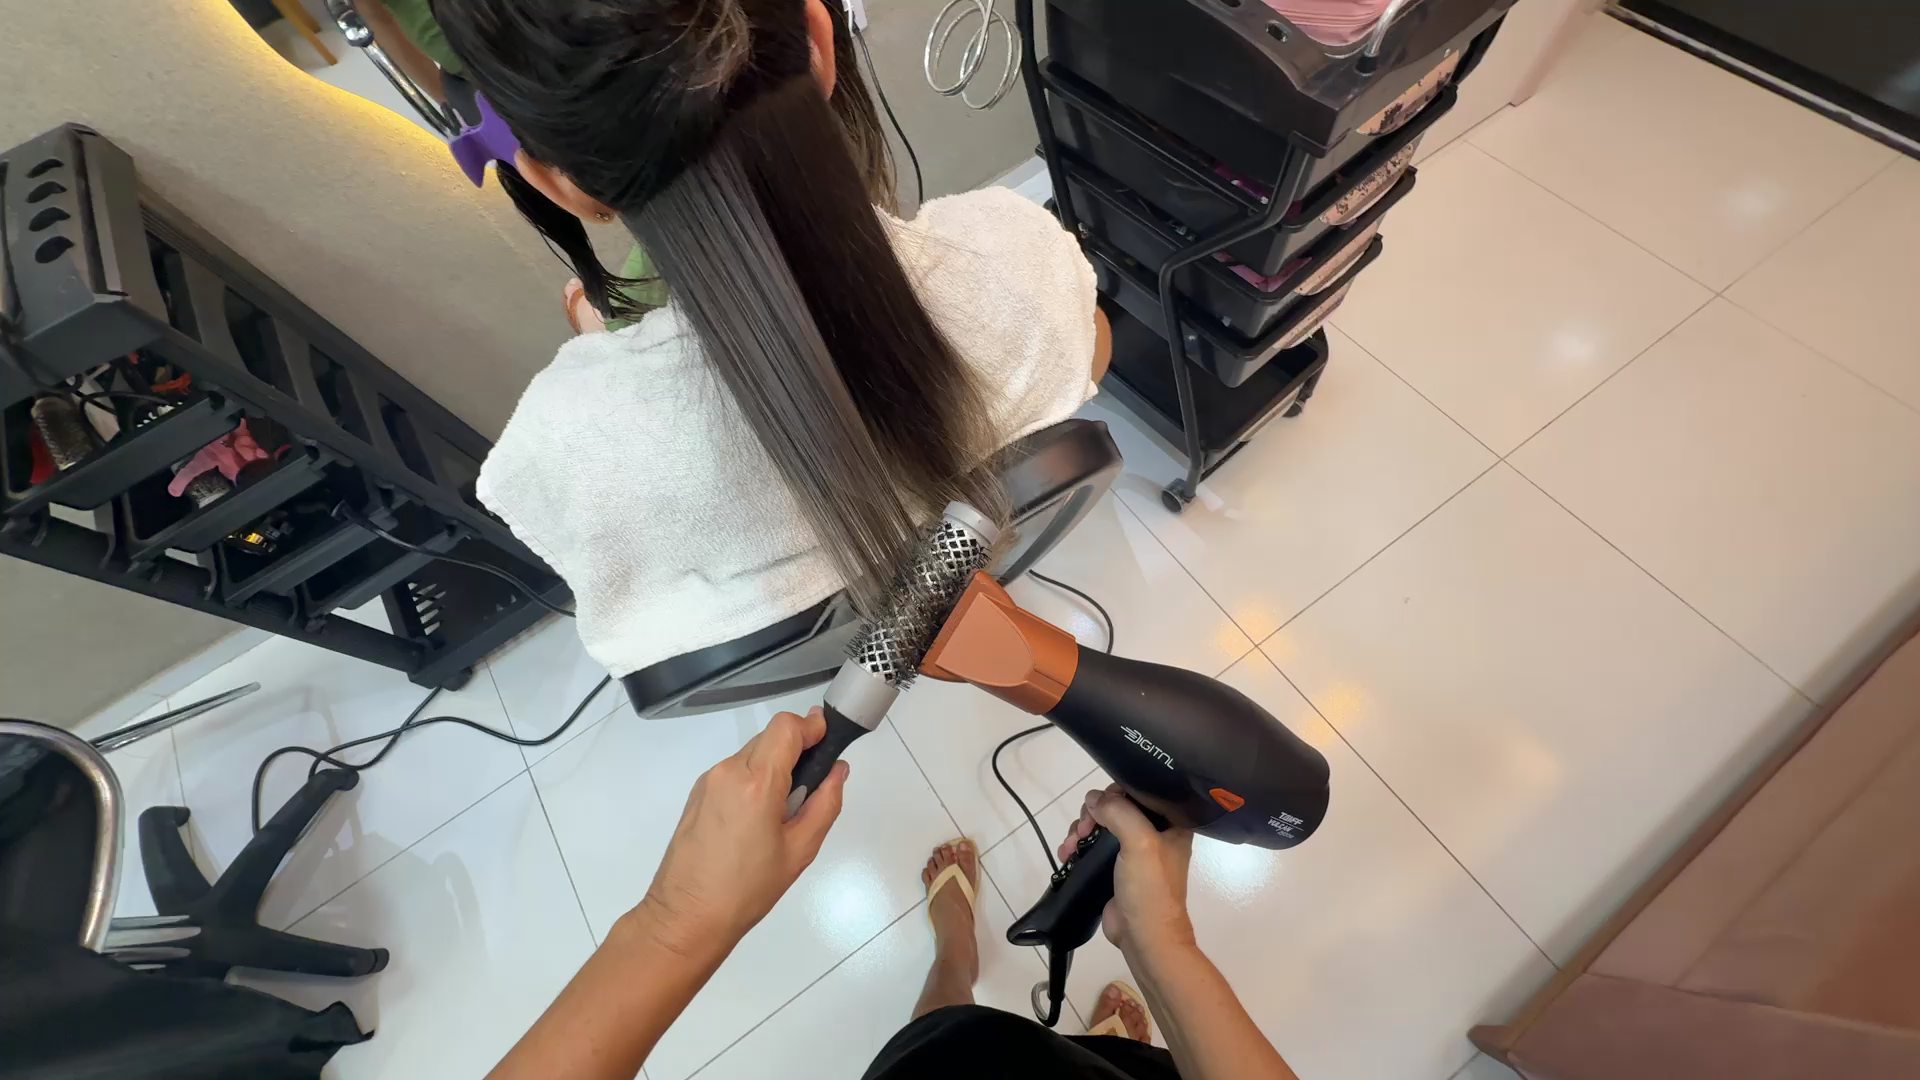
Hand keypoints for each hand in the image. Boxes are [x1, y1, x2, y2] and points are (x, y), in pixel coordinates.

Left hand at [630, 708, 848, 957]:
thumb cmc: (747, 890)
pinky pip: (736, 768)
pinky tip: (756, 817)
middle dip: (796, 749)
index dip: (811, 728)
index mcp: (756, 783)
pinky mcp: (698, 792)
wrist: (684, 919)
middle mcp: (729, 771)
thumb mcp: (800, 850)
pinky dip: (754, 777)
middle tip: (809, 787)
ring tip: (781, 810)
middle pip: (771, 735)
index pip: (787, 726)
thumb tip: (837, 770)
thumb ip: (825, 802)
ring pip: (754, 751)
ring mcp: (709, 780)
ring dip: (775, 764)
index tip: (826, 744)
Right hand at [1058, 785, 1193, 953]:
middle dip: (1092, 814)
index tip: (1100, 806)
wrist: (1145, 939)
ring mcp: (1133, 851)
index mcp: (1170, 823)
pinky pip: (1093, 845)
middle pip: (1115, 806)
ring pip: (1101, 824)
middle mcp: (1153, 833)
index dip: (1116, 792)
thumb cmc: (1150, 889)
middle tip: (1083, 830)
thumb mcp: (1140, 842)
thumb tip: (1093, 799)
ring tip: (1070, 846)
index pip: (1140, 791)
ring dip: (1081, 829)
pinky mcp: (1116, 867)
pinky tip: (1066, 853)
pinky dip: (1078, 845)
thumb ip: (1118, 812)